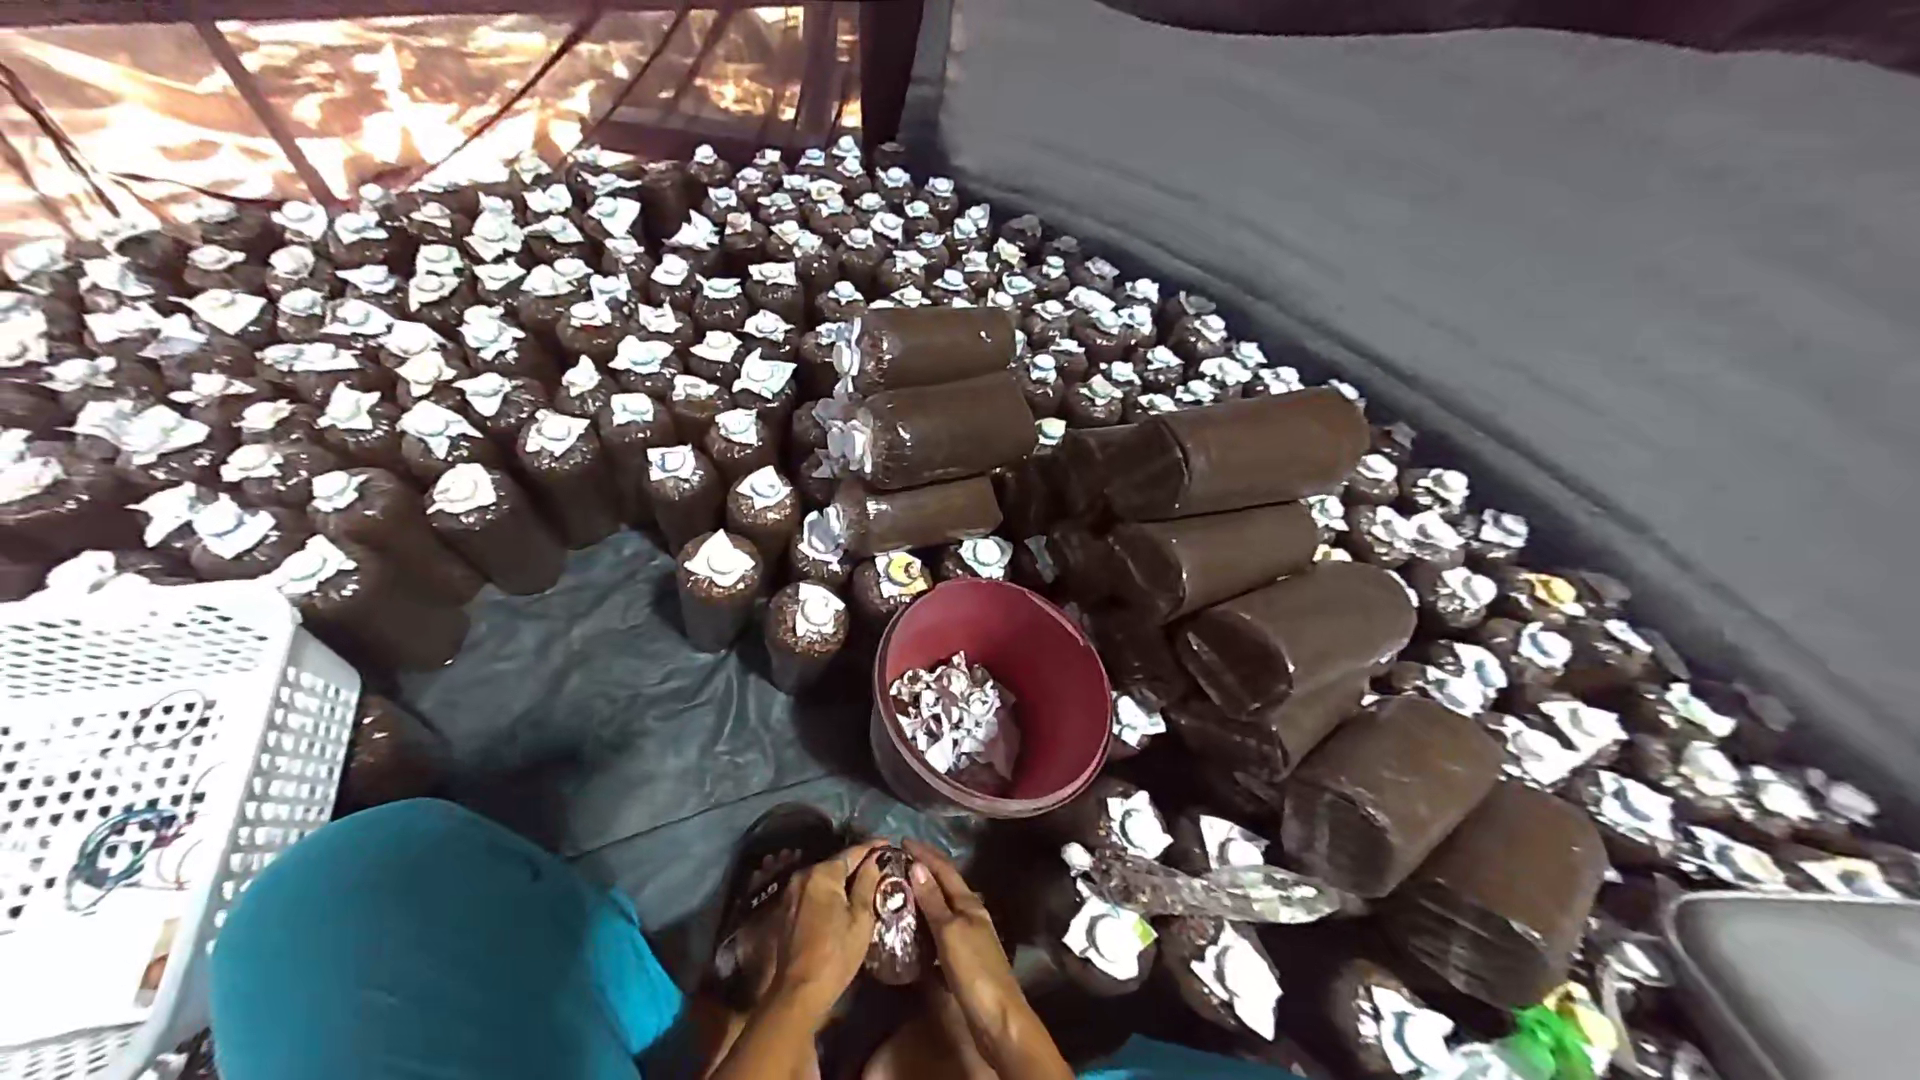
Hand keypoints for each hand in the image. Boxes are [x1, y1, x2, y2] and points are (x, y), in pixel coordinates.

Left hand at [768, 839, 885, 1015]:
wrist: (798, 992)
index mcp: (822, 874)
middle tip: (880, 863)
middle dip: (858, 862)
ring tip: (865, 879)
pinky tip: (843, 897)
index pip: (852, 852)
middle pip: (836, 863)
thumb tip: (874, 860)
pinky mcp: (787, 909)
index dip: (872, 847)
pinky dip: (830, 890)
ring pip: (824, 877)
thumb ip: (867, 883)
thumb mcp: (861, 918)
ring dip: (843, 877)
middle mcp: (804, 875)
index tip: (888, 844)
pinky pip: (814, 890)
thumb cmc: (836, 954)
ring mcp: (792, 892)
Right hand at [903, 839, 1023, 1033]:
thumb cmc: (974, 972)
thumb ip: (934, 901)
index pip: (944, 870)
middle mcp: (970, 915)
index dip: (925, 854)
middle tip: (898, 861)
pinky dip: (925, 923)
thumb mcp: (950, 932)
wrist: (998, 1020)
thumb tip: (917, 866)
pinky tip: (912, 930)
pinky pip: (939, 932)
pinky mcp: (962, 960)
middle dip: (924, 870)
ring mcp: (968, 937)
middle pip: (945, 885)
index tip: (902, 841)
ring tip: (900, 891)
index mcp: (969, 904)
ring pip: (942, 908)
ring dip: (923, 896)